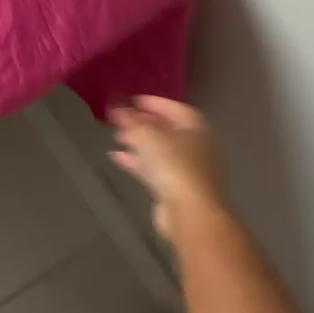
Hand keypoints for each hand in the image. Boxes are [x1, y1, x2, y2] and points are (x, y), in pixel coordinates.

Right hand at [109, 96, 227, 237]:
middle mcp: (198, 147)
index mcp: (196, 129)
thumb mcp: (145, 134)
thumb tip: (115, 105)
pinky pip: (156, 168)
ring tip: (116, 137)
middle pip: (169, 130)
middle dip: (143, 123)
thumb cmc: (173, 164)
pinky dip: (138, 161)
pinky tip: (117, 158)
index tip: (130, 100)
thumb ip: (129, 119)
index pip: (175, 108)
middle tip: (120, 119)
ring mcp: (190, 169)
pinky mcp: (180, 188)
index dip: (153, 102)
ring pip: (161, 150)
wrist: (191, 212)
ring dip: (139, 142)